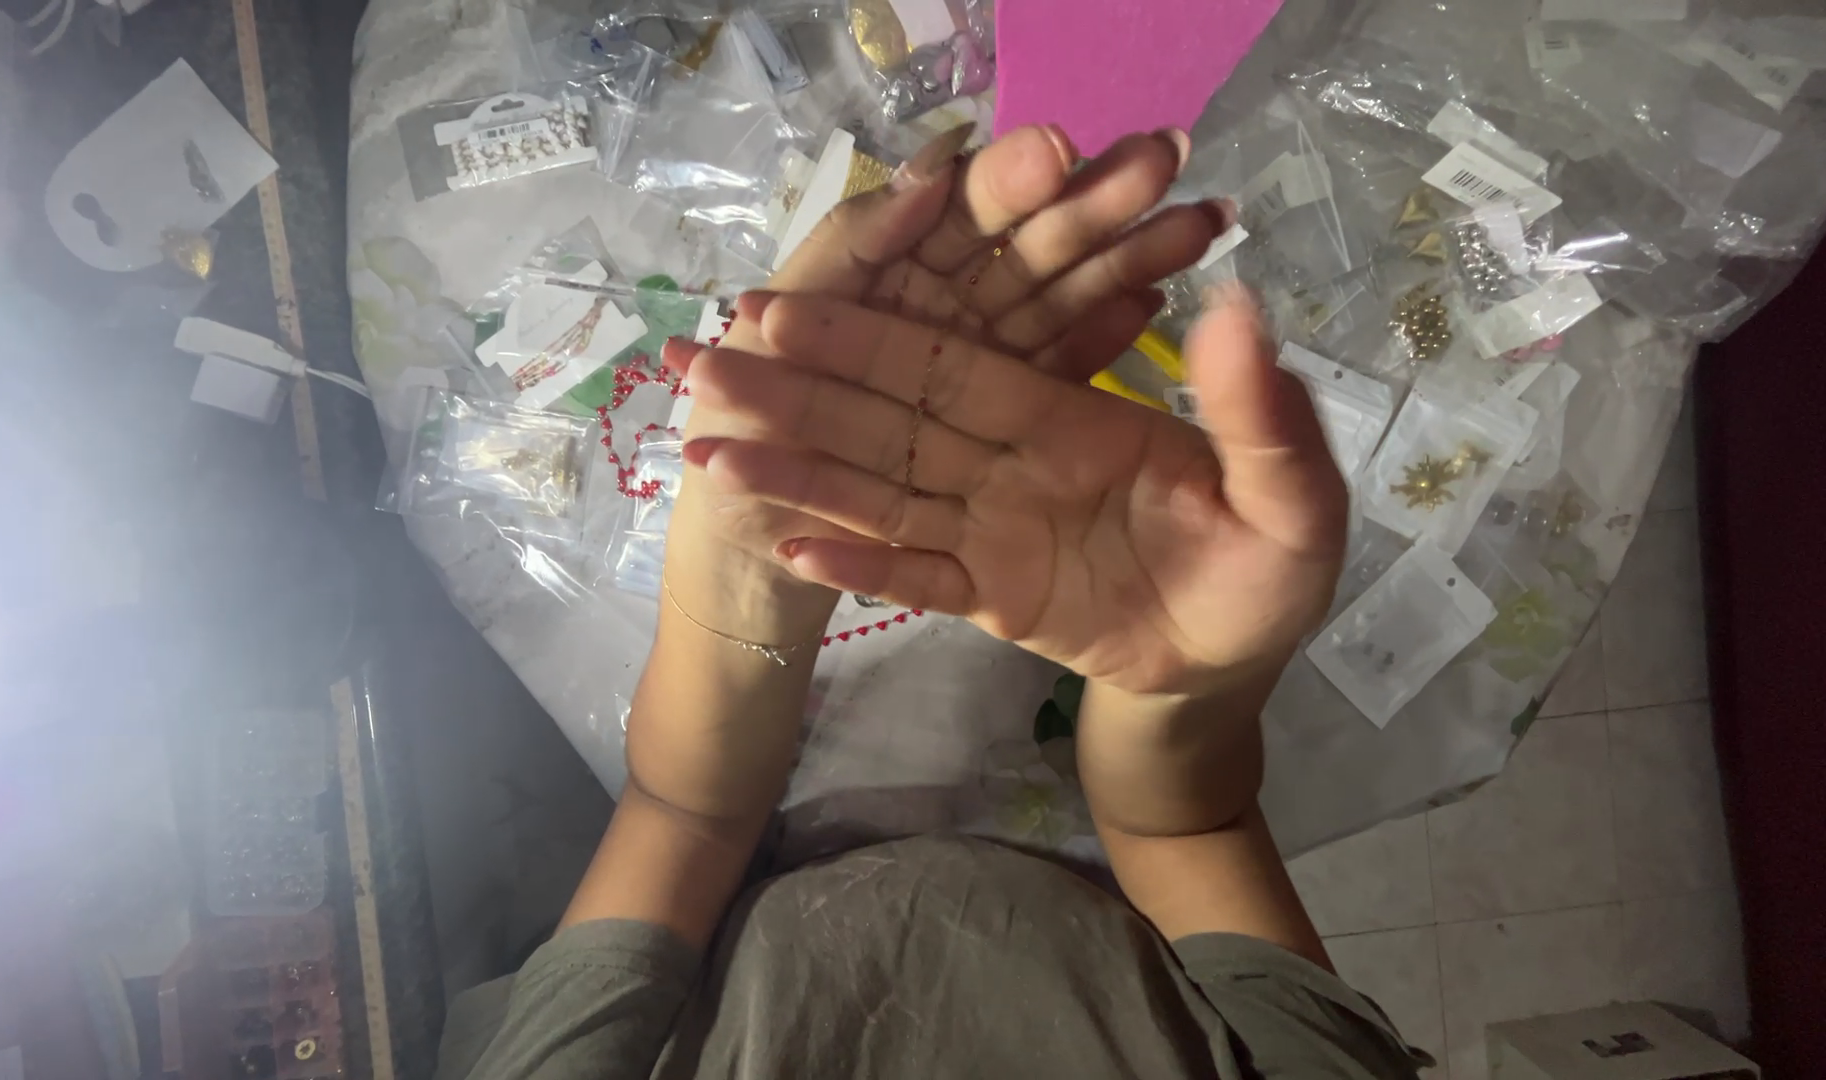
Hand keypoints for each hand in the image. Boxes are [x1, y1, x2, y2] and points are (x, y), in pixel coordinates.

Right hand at [678, 286, 1348, 697]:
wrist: (1230, 660)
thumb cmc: (1262, 569)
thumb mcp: (1288, 490)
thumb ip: (1255, 410)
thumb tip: (1231, 304)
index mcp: (1062, 419)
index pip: (950, 368)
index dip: (868, 340)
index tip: (783, 313)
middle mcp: (1003, 466)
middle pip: (888, 424)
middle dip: (798, 395)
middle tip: (706, 368)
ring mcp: (986, 536)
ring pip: (880, 497)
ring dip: (800, 476)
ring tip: (713, 455)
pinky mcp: (985, 601)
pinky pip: (914, 579)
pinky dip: (860, 567)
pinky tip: (793, 550)